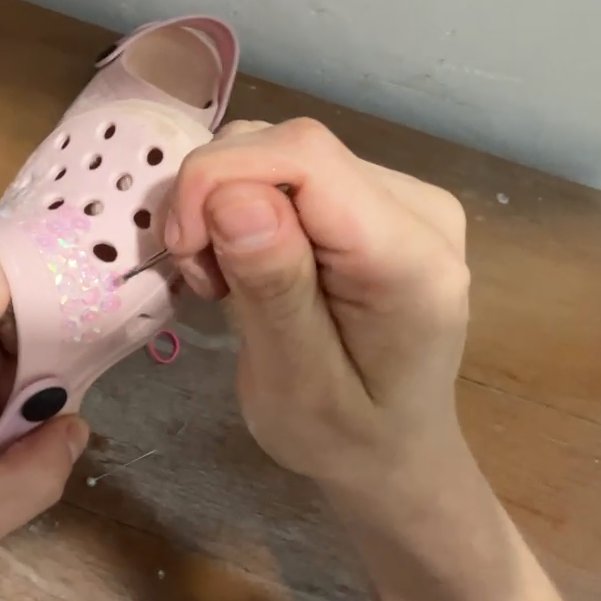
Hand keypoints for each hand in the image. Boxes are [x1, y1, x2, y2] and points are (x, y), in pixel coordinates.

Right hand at [164, 118, 471, 499]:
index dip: (218, 180)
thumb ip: (274, 289)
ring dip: (215, 202)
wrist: (389, 453)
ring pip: (270, 148)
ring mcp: (394, 195)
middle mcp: (415, 206)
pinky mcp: (364, 196)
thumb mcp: (296, 384)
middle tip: (198, 276)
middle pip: (283, 147)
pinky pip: (275, 167)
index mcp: (410, 258)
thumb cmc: (342, 436)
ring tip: (218, 277)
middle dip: (210, 196)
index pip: (303, 157)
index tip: (185, 251)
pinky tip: (236, 258)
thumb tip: (234, 197)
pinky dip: (230, 202)